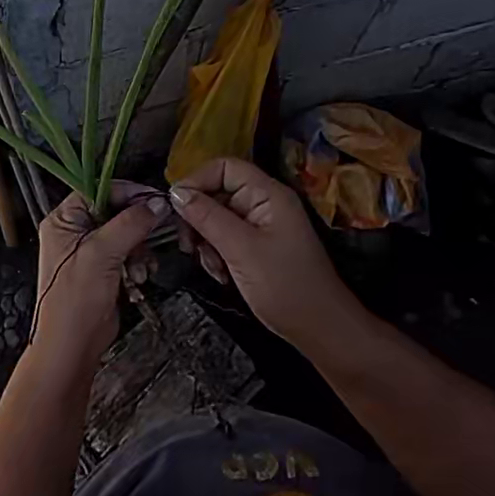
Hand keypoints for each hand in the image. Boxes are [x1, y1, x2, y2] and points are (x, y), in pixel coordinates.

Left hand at [32, 183, 169, 367]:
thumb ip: (131, 223)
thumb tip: (156, 203)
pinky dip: (137, 262)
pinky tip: (139, 276)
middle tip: (154, 234)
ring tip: (141, 267)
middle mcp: (74, 231)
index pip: (98, 191)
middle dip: (137, 227)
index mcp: (64, 220)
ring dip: (139, 248)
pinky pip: (127, 253)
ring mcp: (88, 251)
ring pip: (125, 233)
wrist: (72, 344)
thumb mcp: (102, 253)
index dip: (127, 194)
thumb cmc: (75, 299)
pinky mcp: (102, 269)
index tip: (154, 200)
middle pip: (115, 212)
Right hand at [169, 157, 351, 346]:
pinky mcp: (255, 246)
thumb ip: (207, 217)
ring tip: (212, 267)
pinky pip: (223, 238)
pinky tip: (220, 274)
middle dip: (198, 217)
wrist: (319, 328)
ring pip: (215, 218)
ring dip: (205, 241)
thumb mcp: (241, 249)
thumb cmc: (285, 286)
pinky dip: (215, 254)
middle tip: (189, 245)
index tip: (176, 208)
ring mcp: (259, 225)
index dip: (197, 181)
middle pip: (216, 192)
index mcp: (267, 194)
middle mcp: (263, 203)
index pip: (224, 167)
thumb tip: (175, 192)